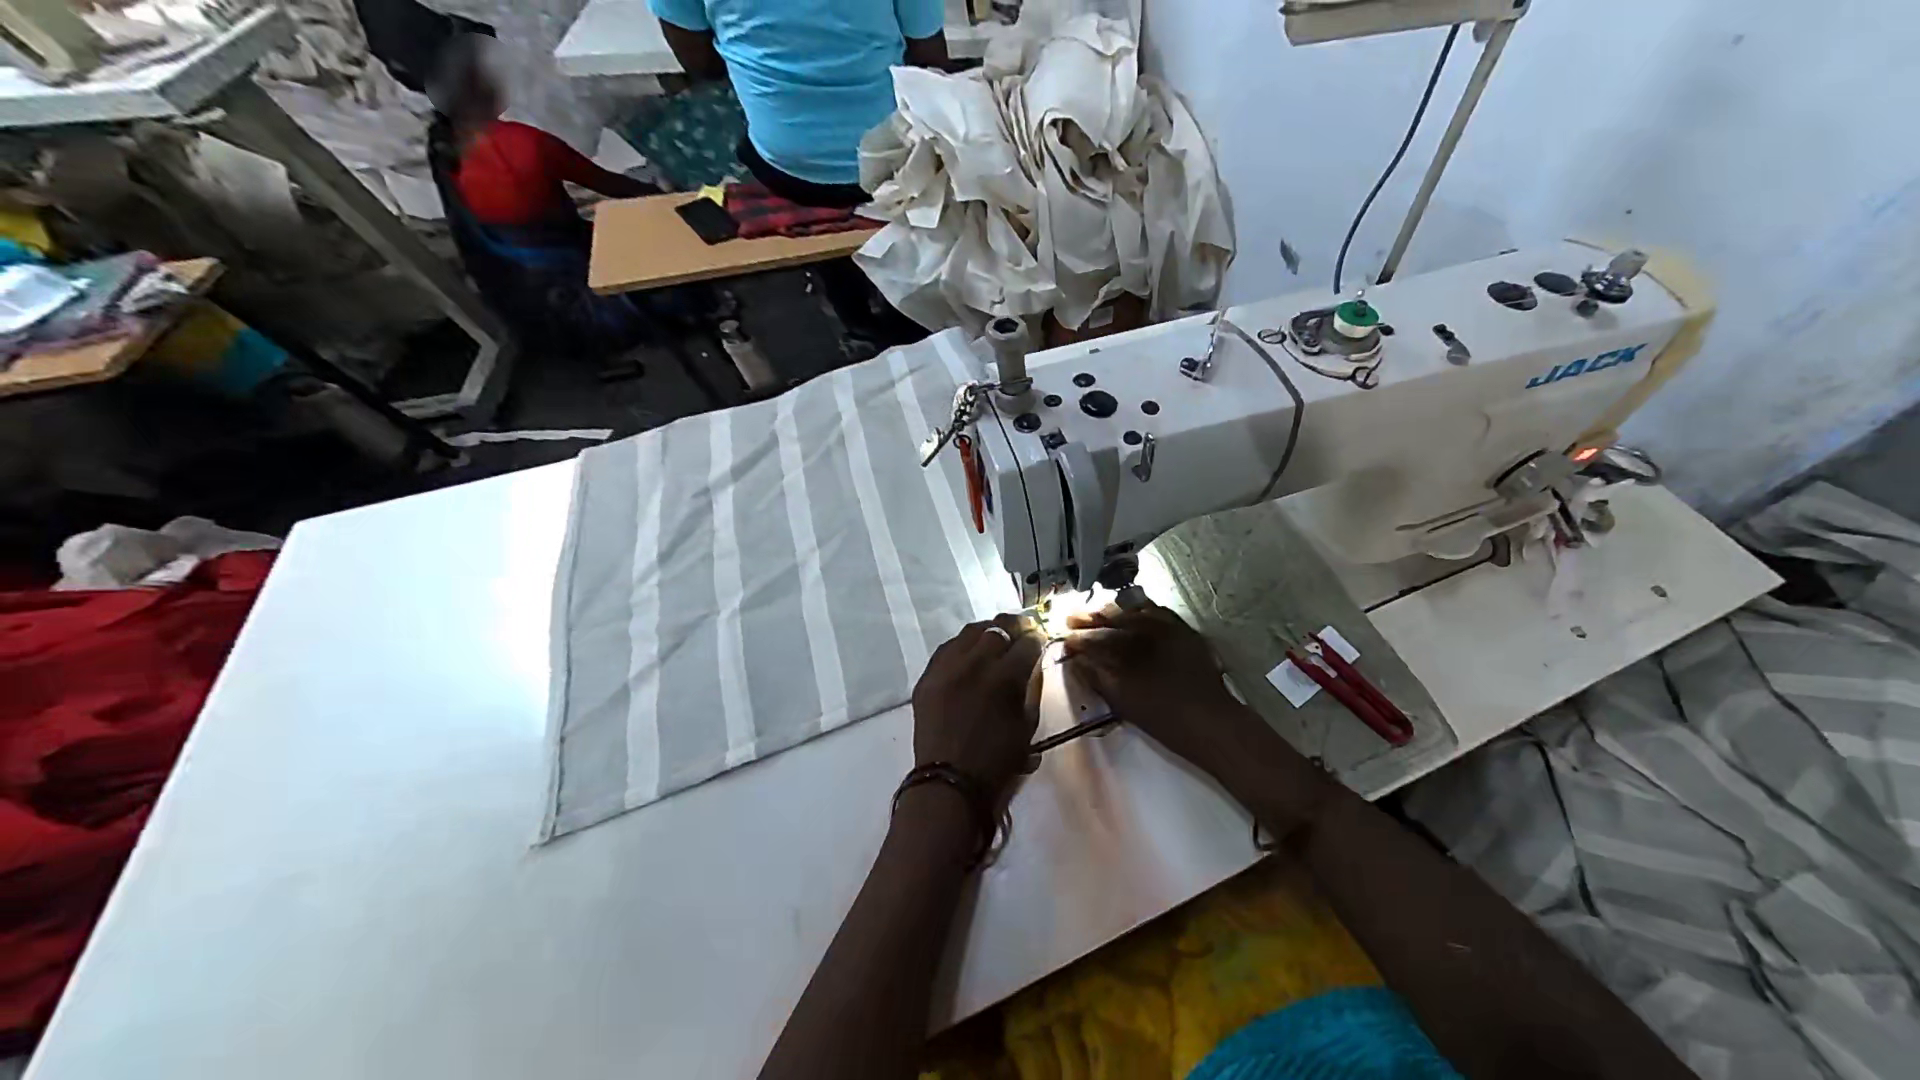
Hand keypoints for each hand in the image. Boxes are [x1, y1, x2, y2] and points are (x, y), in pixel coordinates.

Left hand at [912, 613, 1044, 793]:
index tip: (1040, 637)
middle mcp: (974, 663)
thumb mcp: (1027, 724)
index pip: (1027, 641)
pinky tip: (969, 653)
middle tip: (1022, 630)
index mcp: (1005, 677)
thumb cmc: (997, 761)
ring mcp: (946, 667)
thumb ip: (1031, 687)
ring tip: (996, 637)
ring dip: (988, 631)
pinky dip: (962, 646)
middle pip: (998, 627)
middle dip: (1015, 626)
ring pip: (970, 632)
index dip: (1037, 637)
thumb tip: (1032, 662)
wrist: (949, 783)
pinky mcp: (926, 677)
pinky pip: (946, 649)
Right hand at [1061, 602, 1273, 777]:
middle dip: (1092, 618)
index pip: (1098, 633)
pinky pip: (1158, 615)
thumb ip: (1097, 676)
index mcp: (1137, 641)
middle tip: (1072, 620)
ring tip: (1097, 617)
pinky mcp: (1188, 636)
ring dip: (1114, 613)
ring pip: (1136, 611)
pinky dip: (1140, 613)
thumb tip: (1076, 660)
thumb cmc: (1166, 716)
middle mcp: (1155, 627)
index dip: (1078, 637)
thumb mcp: (1125, 699)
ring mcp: (1174, 629)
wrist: (1215, 726)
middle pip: (1116, 616)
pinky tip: (1132, 619)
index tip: (1064, 640)